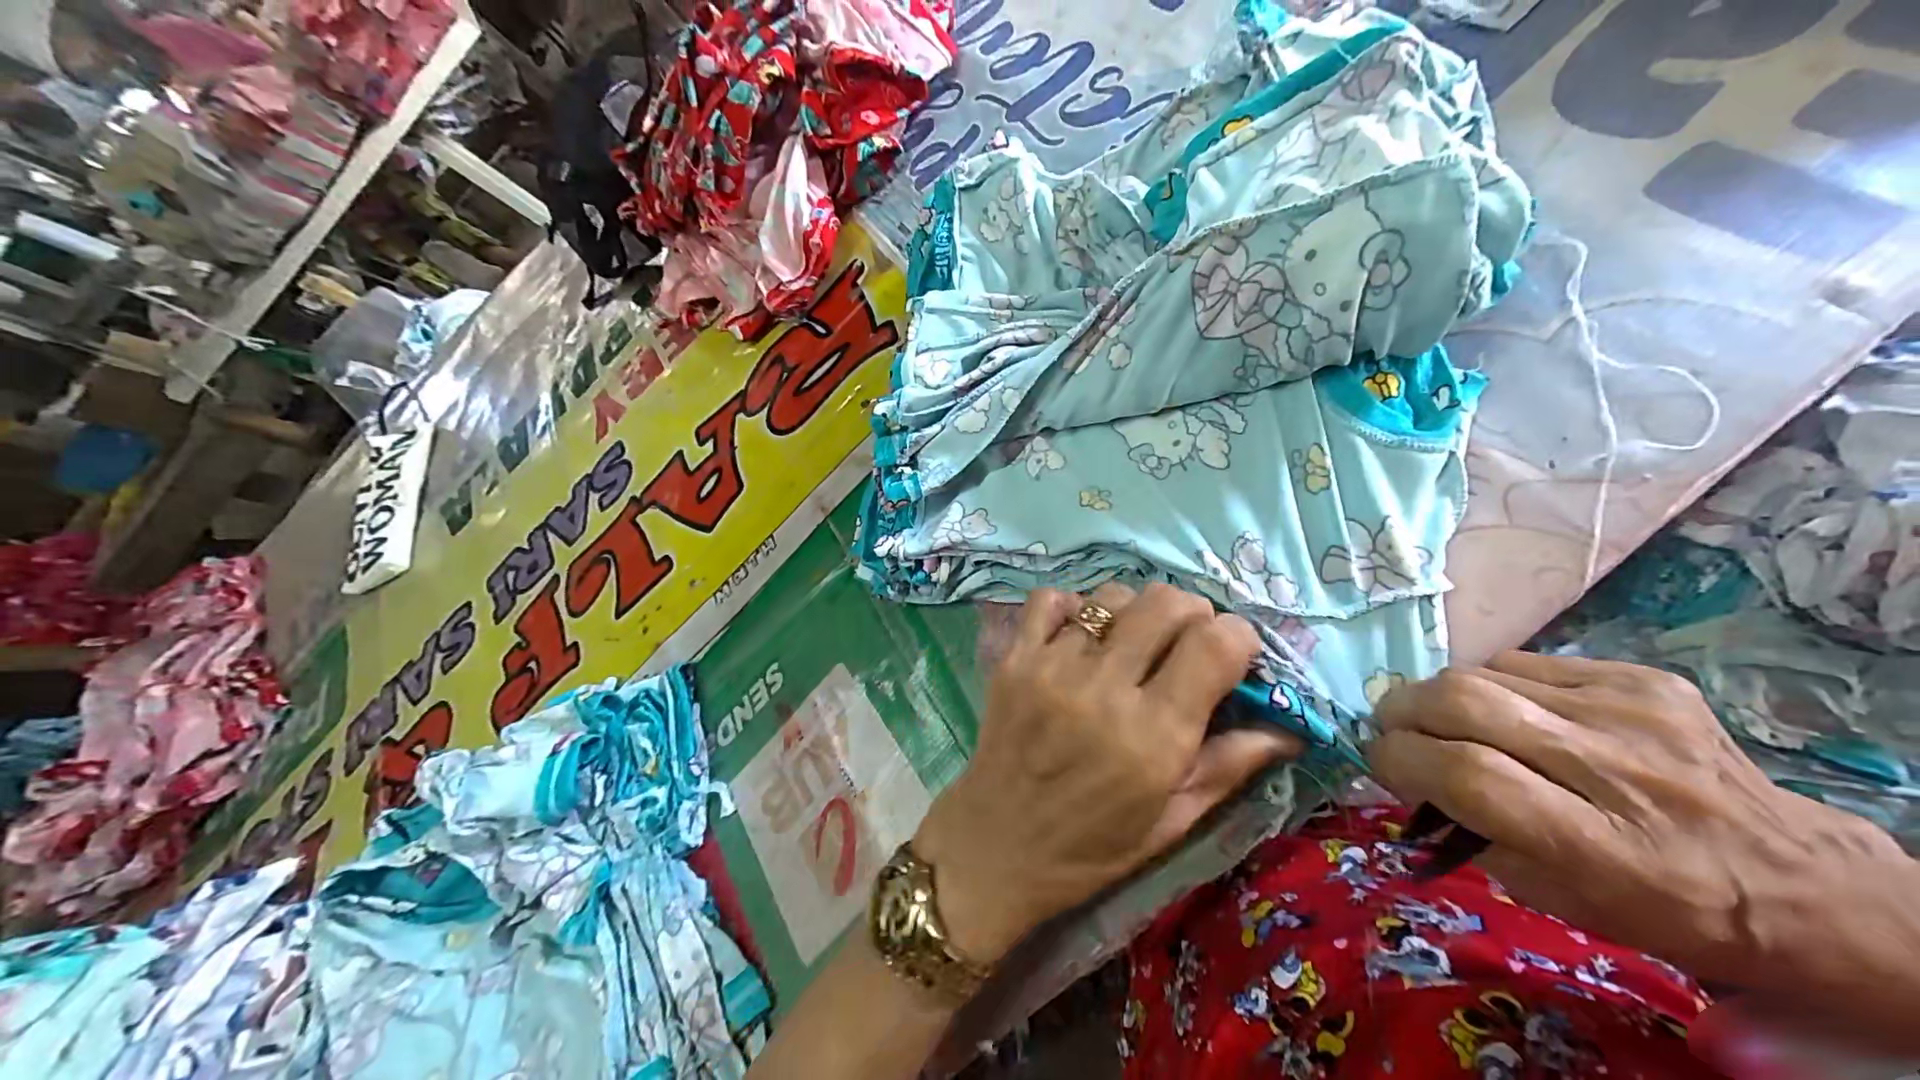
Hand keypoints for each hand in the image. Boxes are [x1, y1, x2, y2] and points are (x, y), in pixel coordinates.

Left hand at [912, 584, 1300, 965]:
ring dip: (1137, 613)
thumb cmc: (1090, 848)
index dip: (1238, 638)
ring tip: (1132, 646)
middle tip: (1186, 646)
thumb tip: (1289, 729)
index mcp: (1154, 736)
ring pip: (1113, 596)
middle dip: (1192, 615)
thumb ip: (1228, 767)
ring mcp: (1052, 667)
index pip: (1215, 643)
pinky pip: (1050, 600)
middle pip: (1167, 603)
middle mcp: (1104, 689)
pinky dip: (1074, 607)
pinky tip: (1080, 637)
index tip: (1234, 657)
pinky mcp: (1014, 660)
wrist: (995, 848)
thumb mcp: (1170, 821)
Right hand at [1367, 652, 1919, 1048]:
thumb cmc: (1660, 906)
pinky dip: (1495, 686)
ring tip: (1451, 723)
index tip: (1382, 765)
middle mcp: (1615, 767)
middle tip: (1395, 729)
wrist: (1799, 878)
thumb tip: (1407, 770)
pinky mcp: (1644, 679)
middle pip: (1462, 700)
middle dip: (1402, 710)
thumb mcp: (1552, 897)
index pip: (1464, 773)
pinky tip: (1515, 714)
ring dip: (1443, 697)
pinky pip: (1524, 663)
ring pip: (1482, 672)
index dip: (1399, 760)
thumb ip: (1469, 828)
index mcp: (1595, 844)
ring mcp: (1633, 711)